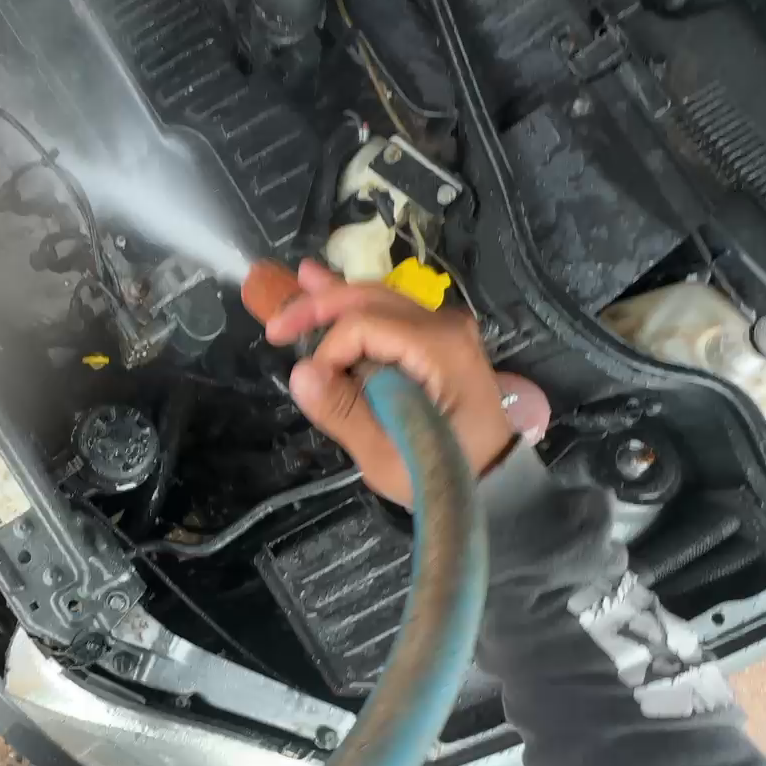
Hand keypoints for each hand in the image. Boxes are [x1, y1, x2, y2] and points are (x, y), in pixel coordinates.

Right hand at [263, 261, 513, 504]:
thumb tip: (301, 372)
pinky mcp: (434, 341)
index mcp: (437, 350)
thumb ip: (345, 412)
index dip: (328, 351)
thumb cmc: (438, 473)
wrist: (489, 481)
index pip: (363, 326)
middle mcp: (443, 327)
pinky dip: (351, 308)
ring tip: (295, 283)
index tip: (315, 389)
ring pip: (376, 299)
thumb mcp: (386, 456)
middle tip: (276, 328)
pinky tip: (323, 286)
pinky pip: (386, 314)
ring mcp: (442, 330)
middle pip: (369, 300)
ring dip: (332, 299)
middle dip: (319, 306)